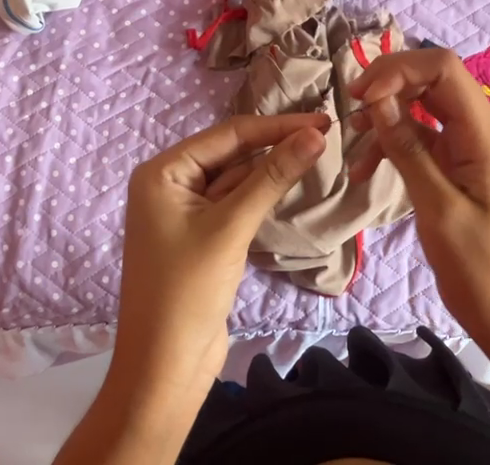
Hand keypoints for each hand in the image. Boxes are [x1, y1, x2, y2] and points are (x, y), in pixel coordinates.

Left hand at [113, 112, 329, 388]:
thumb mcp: (231, 227)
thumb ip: (273, 177)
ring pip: (237, 179)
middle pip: (232, 153)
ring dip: (273, 171)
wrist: (164, 370)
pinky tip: (293, 186)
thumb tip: (315, 135)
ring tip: (318, 155)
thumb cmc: (187, 291)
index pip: (229, 135)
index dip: (278, 126)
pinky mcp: (202, 237)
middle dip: (276, 145)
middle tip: (326, 135)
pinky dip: (263, 196)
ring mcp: (185, 212)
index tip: (322, 120)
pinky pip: (236, 204)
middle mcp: (169, 184)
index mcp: (162, 172)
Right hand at [347, 49, 489, 353]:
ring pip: (422, 105)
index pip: (444, 69)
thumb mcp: (436, 207)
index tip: (362, 95)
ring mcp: (468, 144)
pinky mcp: (456, 162)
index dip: (399, 69)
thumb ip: (407, 149)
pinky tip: (364, 170)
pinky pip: (421, 134)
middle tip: (351, 108)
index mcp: (485, 133)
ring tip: (353, 142)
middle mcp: (480, 128)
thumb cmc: (476, 264)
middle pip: (432, 79)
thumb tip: (377, 99)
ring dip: (386, 117)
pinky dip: (392, 143)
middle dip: (389, 85)